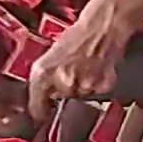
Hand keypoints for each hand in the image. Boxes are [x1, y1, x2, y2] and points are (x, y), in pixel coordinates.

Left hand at [27, 0, 129, 120]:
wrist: (106, 24)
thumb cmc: (80, 32)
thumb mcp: (53, 51)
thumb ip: (48, 72)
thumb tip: (46, 90)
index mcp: (43, 72)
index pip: (36, 103)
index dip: (39, 111)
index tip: (40, 117)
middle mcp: (62, 81)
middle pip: (63, 97)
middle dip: (66, 88)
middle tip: (73, 70)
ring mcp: (84, 84)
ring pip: (82, 94)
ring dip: (84, 85)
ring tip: (88, 65)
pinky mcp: (103, 84)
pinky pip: (99, 91)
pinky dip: (100, 82)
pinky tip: (100, 68)